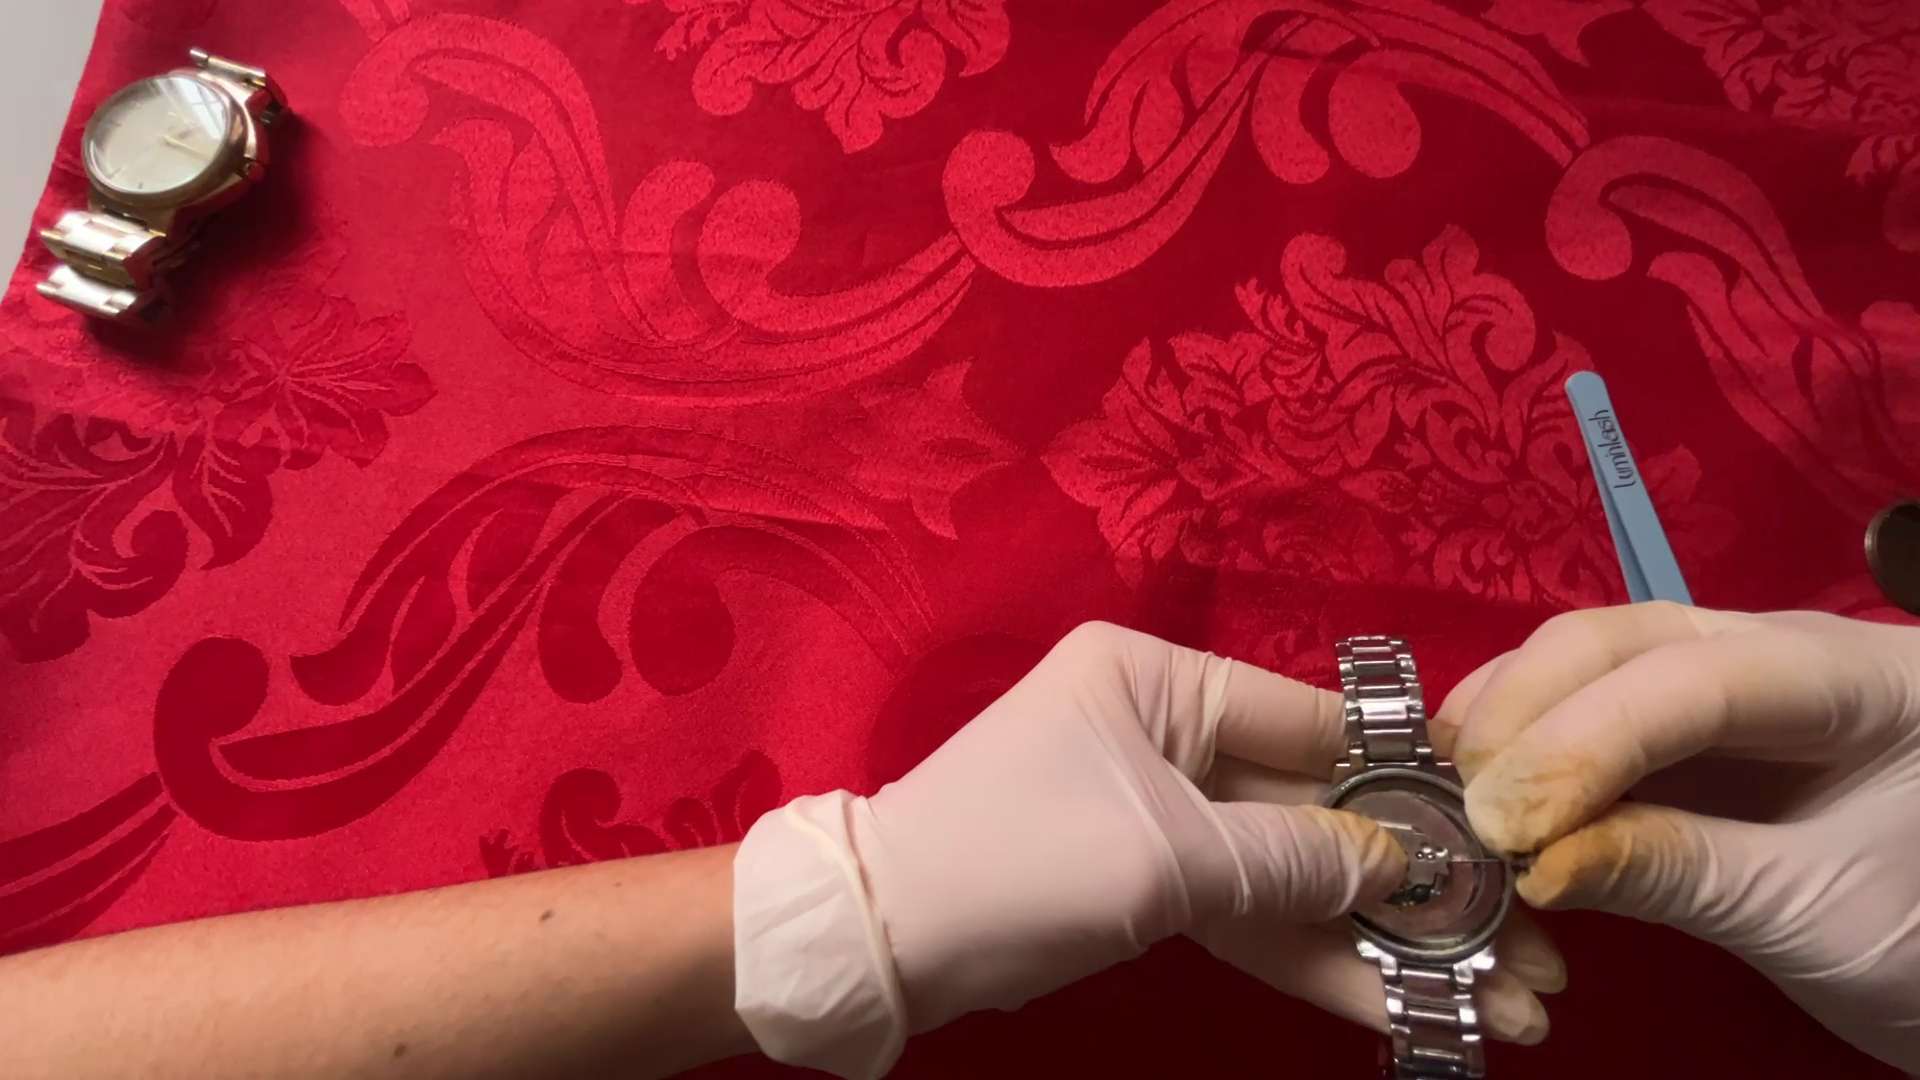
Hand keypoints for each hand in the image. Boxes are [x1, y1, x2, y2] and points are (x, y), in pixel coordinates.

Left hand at [734, 622, 1553, 1078]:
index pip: (1295, 715)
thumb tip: (1401, 863)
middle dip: (1395, 873)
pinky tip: (1396, 1000)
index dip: (1391, 770)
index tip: (1488, 821)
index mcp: (1148, 677)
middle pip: (1298, 798)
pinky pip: (1237, 902)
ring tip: (1493, 990)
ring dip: (1366, 929)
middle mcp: (1155, 725)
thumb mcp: (1165, 852)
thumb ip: (1288, 858)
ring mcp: (1153, 801)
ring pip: (1276, 862)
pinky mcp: (1143, 867)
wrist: (899, 933)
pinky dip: (1303, 950)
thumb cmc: (1022, 855)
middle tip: (1516, 937)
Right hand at [1443, 602, 1919, 1071]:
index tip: (1507, 830)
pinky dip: (1494, 720)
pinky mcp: (1637, 694)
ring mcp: (1691, 659)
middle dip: (1521, 717)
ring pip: (1562, 652)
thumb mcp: (1820, 923)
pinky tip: (1465, 762)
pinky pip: (1547, 684)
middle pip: (1603, 642)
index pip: (1691, 684)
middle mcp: (1759, 641)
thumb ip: (1676, 875)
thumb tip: (1527, 863)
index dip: (1585, 748)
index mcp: (1855, 679)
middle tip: (1475, 806)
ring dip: (1494, 715)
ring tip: (1459, 787)